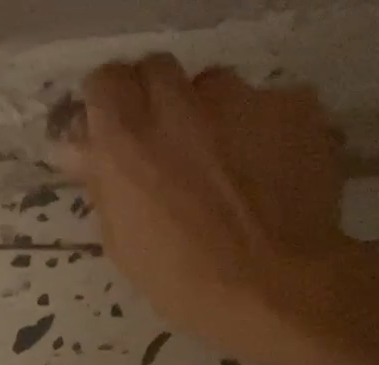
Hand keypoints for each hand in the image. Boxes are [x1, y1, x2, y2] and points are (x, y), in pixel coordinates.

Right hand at [61, 55, 361, 356]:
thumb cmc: (178, 275)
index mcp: (126, 144)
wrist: (271, 281)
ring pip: (213, 86)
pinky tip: (262, 167)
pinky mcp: (293, 105)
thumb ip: (104, 183)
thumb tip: (84, 152)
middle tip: (158, 136)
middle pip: (156, 69)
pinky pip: (265, 103)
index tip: (109, 123)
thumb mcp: (120, 237)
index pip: (105, 82)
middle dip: (151, 95)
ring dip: (206, 111)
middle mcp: (179, 109)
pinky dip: (257, 127)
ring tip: (217, 155)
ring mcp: (242, 101)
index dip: (106, 99)